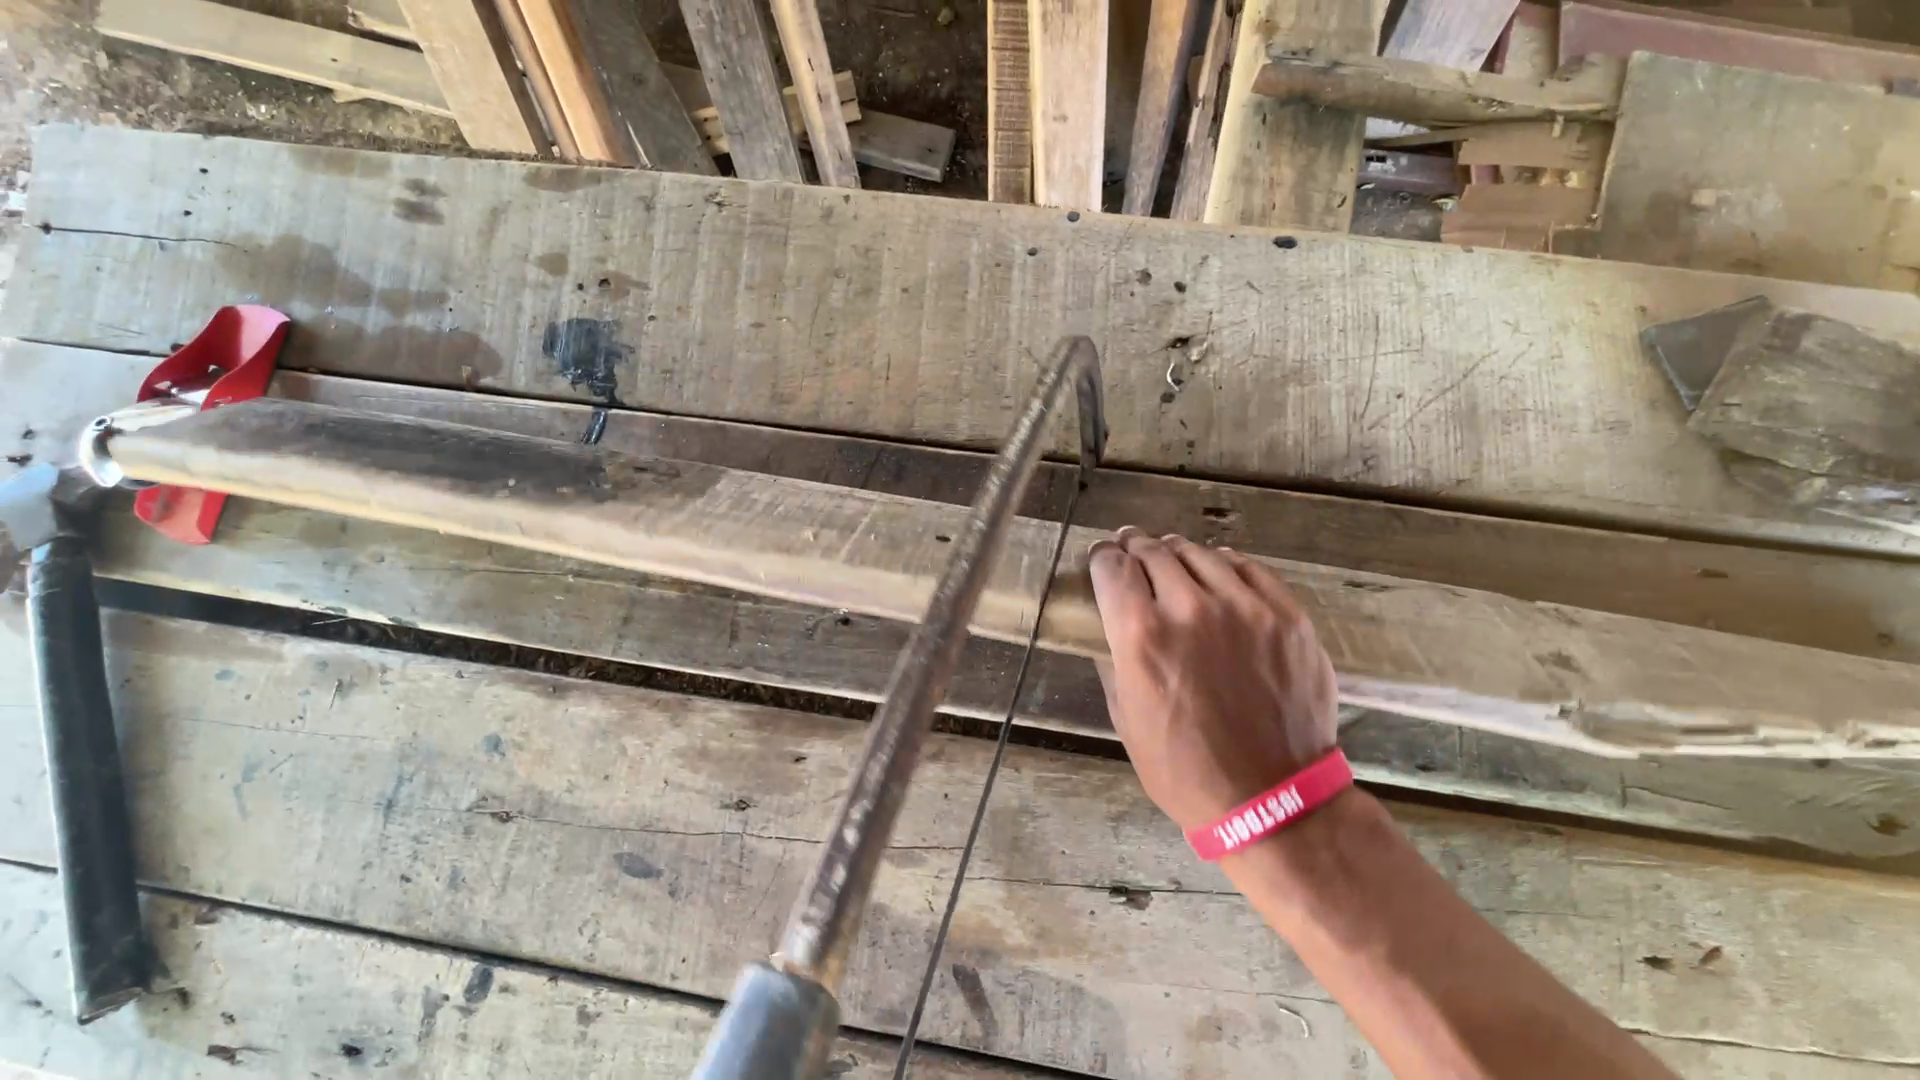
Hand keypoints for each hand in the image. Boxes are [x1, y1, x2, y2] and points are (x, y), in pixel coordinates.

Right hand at [1087, 527, 1338, 830]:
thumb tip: (1111, 625)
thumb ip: (1115, 660)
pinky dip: (1223, 563)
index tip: (1102, 559)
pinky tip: (1216, 569)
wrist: (1271, 799)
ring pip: (1200, 553)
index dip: (1102, 558)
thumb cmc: (1184, 769)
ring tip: (1172, 557)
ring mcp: (1244, 607)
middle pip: (1153, 552)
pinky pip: (1248, 568)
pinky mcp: (1286, 615)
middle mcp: (1190, 608)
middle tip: (1132, 551)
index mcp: (1141, 636)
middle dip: (1135, 548)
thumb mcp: (1125, 718)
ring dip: (1177, 552)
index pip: (1112, 567)